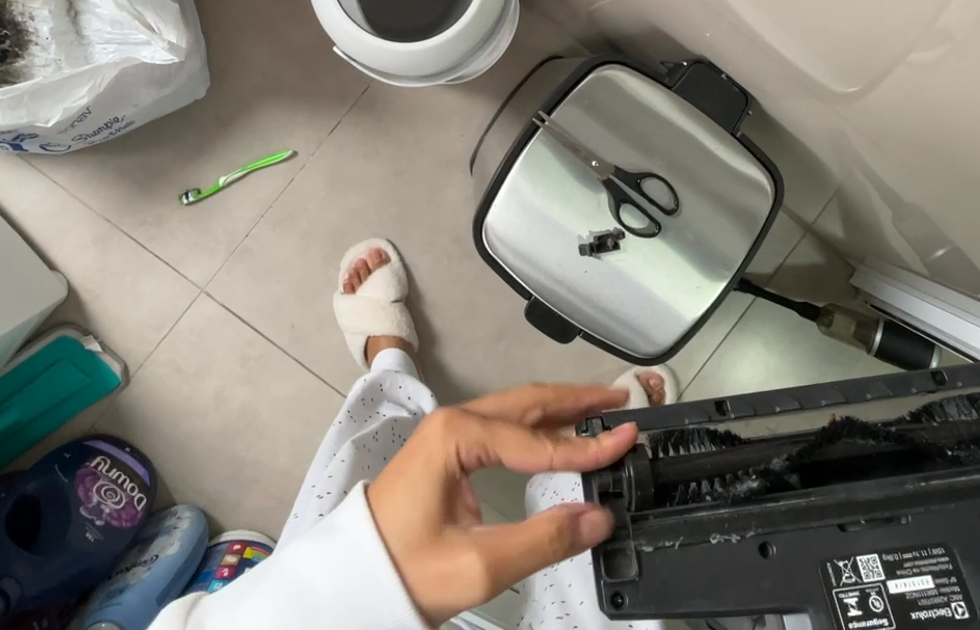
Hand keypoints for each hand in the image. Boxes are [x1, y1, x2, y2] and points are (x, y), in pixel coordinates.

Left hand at [366, 382, 638, 623]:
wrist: (353, 578)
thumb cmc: (404, 569)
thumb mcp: (478, 565)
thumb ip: (544, 540)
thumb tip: (597, 519)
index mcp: (456, 436)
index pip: (537, 439)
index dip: (586, 445)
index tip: (626, 440)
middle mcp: (453, 421)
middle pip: (528, 402)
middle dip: (577, 400)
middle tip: (620, 400)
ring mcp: (449, 432)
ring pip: (516, 408)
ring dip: (560, 407)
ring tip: (600, 406)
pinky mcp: (449, 449)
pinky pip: (503, 425)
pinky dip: (538, 424)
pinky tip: (559, 430)